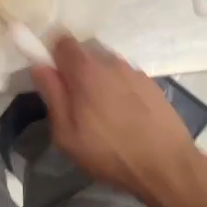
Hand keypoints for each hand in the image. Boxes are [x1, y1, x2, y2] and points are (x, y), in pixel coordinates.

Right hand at [29, 35, 199, 197]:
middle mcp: (111, 62)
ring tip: (103, 114)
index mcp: (86, 71)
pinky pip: (125, 79)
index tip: (52, 77)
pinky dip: (119, 90)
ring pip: (107, 67)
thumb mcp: (67, 134)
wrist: (166, 164)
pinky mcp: (151, 84)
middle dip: (76, 72)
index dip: (53, 55)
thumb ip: (52, 95)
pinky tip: (124, 116)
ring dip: (99, 82)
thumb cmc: (109, 153)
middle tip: (75, 103)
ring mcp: (135, 72)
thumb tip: (40, 67)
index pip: (62, 41)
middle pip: (85, 54)